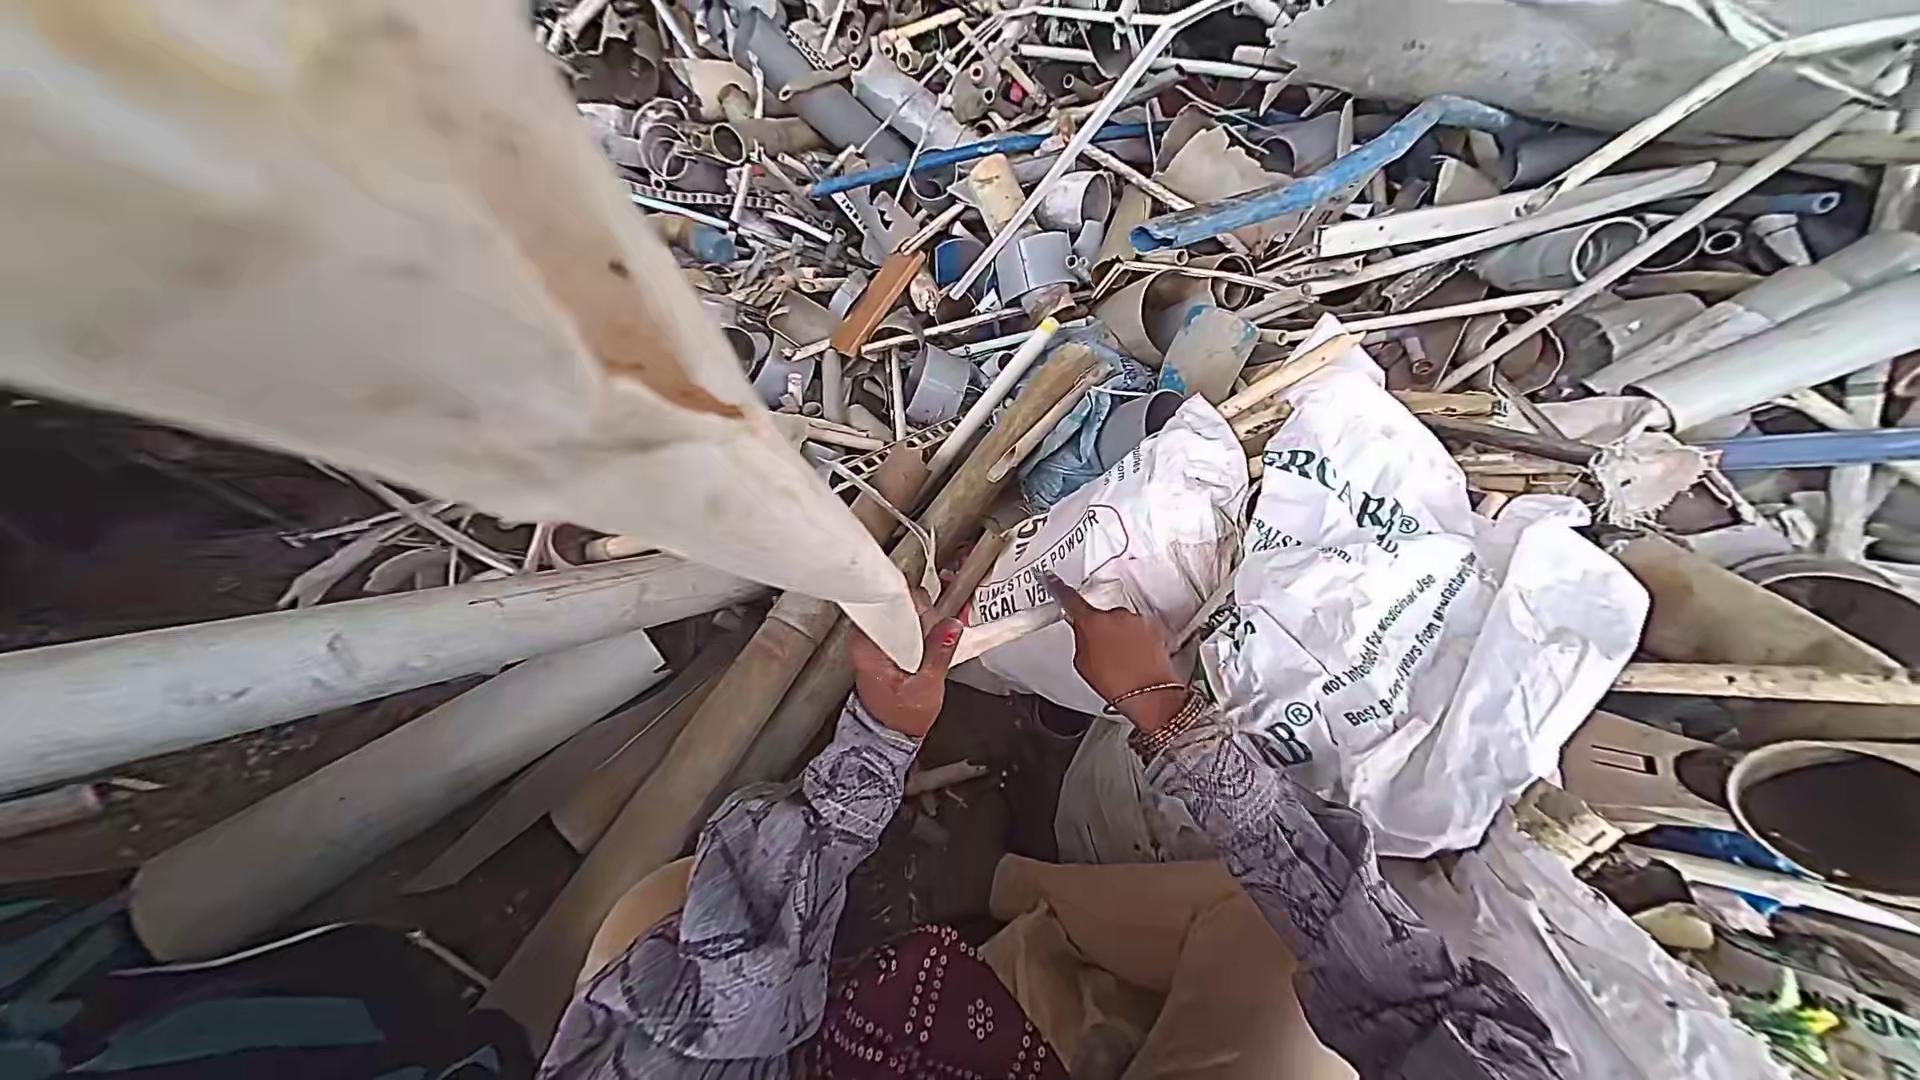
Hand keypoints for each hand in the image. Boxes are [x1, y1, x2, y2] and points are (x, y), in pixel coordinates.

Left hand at [850, 590, 963, 738]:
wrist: (888, 736)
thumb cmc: (899, 717)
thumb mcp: (926, 687)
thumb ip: (939, 653)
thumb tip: (952, 626)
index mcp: (868, 645)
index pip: (890, 606)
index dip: (917, 609)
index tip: (932, 621)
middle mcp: (867, 639)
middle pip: (899, 607)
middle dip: (923, 618)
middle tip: (934, 643)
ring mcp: (875, 641)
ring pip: (904, 615)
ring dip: (924, 627)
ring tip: (929, 653)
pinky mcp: (884, 645)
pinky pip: (904, 627)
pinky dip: (919, 635)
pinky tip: (925, 654)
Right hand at [1043, 573, 1183, 731]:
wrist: (1150, 695)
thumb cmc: (1117, 683)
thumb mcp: (1083, 663)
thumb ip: (1079, 638)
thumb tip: (1081, 630)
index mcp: (1092, 621)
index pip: (1070, 599)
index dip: (1059, 589)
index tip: (1054, 581)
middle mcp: (1116, 615)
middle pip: (1099, 615)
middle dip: (1098, 629)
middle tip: (1099, 652)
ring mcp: (1136, 620)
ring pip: (1119, 622)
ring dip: (1118, 636)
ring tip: (1119, 660)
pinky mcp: (1152, 628)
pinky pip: (1136, 629)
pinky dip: (1134, 640)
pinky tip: (1132, 659)